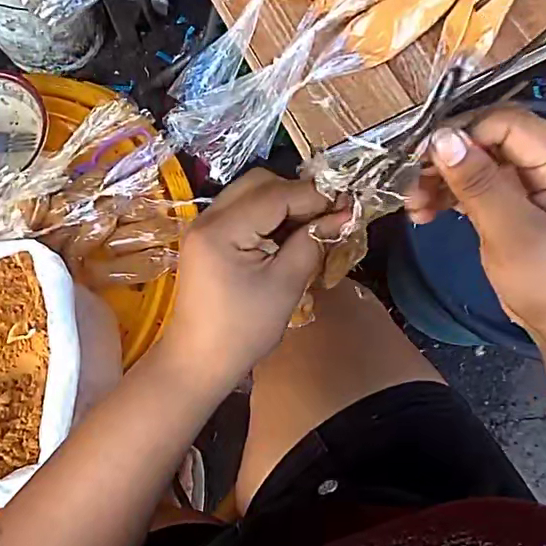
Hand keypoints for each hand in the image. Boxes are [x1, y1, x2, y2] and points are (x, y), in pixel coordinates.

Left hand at [151, 169, 344, 386]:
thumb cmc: (243, 330)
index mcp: (222, 229)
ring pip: (251, 194)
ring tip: (312, 227)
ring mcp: (204, 227)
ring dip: (284, 203)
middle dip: (298, 194)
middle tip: (328, 216)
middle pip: (260, 183)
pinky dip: (269, 216)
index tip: (347, 206)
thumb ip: (312, 242)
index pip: (276, 194)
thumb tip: (340, 215)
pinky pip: (242, 211)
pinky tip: (289, 236)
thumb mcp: (285, 285)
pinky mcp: (207, 239)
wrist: (198, 362)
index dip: (315, 196)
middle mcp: (207, 218)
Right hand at [404, 106, 545, 343]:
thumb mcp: (514, 236)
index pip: (510, 125)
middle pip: (494, 142)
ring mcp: (542, 187)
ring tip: (415, 206)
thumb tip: (443, 138)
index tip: (422, 159)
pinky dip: (457, 198)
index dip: (463, 134)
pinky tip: (429, 212)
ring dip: (447, 181)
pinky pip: (486, 189)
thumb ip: (479, 184)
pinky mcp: (526, 208)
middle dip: (450, 160)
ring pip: (484, 165)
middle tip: (411, 184)